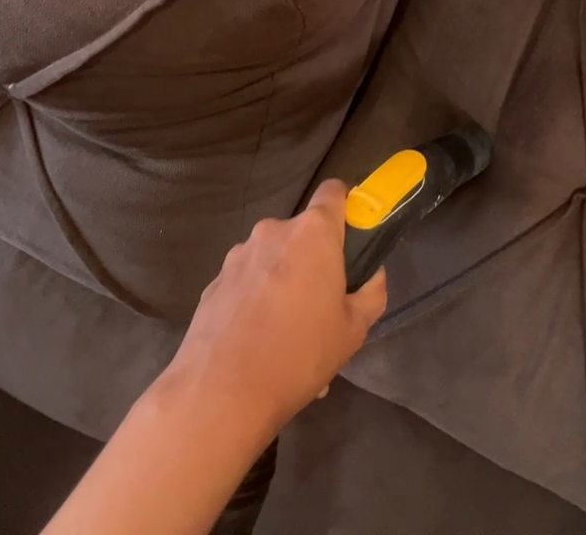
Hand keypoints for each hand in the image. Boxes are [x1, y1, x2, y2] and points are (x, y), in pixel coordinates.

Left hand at [164, 180, 387, 438]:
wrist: (220, 394)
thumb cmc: (299, 354)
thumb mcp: (355, 329)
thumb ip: (372, 291)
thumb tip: (370, 275)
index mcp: (312, 233)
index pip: (334, 192)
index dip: (347, 208)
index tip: (352, 240)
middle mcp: (272, 232)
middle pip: (303, 234)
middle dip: (314, 262)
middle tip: (322, 307)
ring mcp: (237, 255)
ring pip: (273, 260)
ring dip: (285, 284)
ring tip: (288, 338)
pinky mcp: (213, 282)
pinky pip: (248, 283)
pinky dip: (257, 303)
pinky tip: (259, 346)